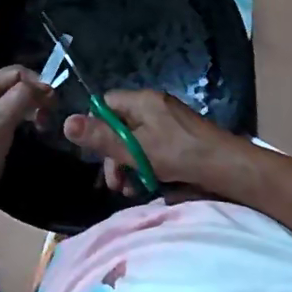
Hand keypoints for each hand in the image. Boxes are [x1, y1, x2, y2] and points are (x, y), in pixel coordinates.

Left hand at [0, 65, 51, 206]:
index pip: (16, 72)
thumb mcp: (0, 118)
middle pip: (19, 84)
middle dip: (37, 96)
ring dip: (36, 107)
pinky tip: (39, 126)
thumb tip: (47, 86)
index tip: (52, 101)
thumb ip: (23, 96)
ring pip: (21, 98)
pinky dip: (31, 116)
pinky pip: (20, 111)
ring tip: (45, 122)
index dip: (36, 84)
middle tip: (50, 113)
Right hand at [61, 90, 243, 195]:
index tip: (96, 152)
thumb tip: (66, 122)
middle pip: (120, 126)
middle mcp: (154, 106)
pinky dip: (146, 166)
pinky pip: (152, 148)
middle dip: (113, 156)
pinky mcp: (179, 138)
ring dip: (128, 166)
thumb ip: (101, 138)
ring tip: (129, 190)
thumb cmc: (178, 152)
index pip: (106, 103)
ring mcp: (168, 122)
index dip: (96, 126)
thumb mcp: (135, 148)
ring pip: (135, 141)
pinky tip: (146, 185)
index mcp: (142, 100)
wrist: (224, 165)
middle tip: (114, 183)